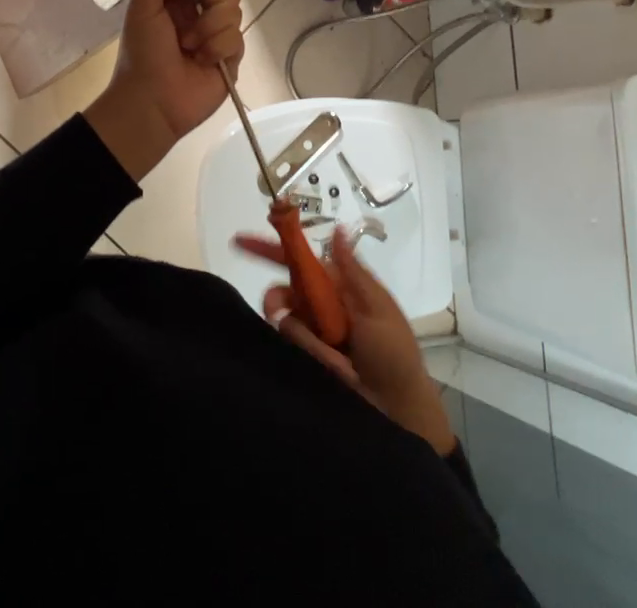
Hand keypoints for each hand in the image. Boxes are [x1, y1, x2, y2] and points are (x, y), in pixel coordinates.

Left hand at [84, 0, 243, 180]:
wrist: (151, 103)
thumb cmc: (141, 53)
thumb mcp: (144, 5)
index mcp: (179, 0)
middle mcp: (200, 15)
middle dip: (212, 2)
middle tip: (189, 21)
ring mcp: (217, 37)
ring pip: (234, 13)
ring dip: (209, 30)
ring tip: (189, 49)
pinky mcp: (231, 59)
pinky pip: (238, 38)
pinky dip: (218, 49)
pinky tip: (201, 62)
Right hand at [236, 226, 458, 455]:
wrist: (396, 408)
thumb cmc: (394, 354)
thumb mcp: (378, 308)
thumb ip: (352, 271)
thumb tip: (337, 228)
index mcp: (338, 288)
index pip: (299, 262)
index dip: (270, 250)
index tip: (240, 242)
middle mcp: (318, 308)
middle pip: (281, 292)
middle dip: (276, 299)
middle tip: (278, 310)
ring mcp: (309, 335)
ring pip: (282, 321)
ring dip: (299, 334)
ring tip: (331, 354)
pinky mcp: (302, 359)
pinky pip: (286, 346)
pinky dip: (303, 350)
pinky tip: (326, 363)